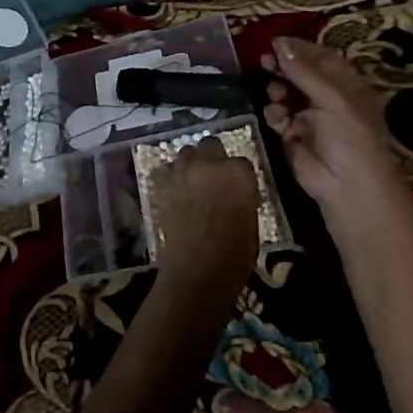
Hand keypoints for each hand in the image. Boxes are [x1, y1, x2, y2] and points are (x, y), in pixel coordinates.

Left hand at [151, 136, 258, 294]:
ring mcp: (182, 172)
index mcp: (238, 172)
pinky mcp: (161, 186)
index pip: (240, 161)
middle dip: (212, 157)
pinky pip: (166, 171)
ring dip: (190, 163)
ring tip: (193, 181)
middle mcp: (208, 164)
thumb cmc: (235, 250)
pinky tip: (176, 190)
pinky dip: (172, 176)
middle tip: (213, 176)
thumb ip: (241, 194)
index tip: (236, 185)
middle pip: (209, 145)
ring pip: (185, 154)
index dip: (237, 173)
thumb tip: (234, 190)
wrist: (198, 266)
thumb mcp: (250, 217)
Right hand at [259, 37, 409, 219]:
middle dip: (283, 67)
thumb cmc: (350, 136)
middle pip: (301, 74)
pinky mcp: (291, 135)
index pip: (323, 58)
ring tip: (274, 92)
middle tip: (264, 61)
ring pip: (286, 94)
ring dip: (278, 90)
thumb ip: (304, 72)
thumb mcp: (332, 99)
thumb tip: (279, 44)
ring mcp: (309, 117)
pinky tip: (278, 118)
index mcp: (347, 86)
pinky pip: (278, 117)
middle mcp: (328, 98)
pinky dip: (275, 115)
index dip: (301, 49)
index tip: (276, 42)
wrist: (345, 183)